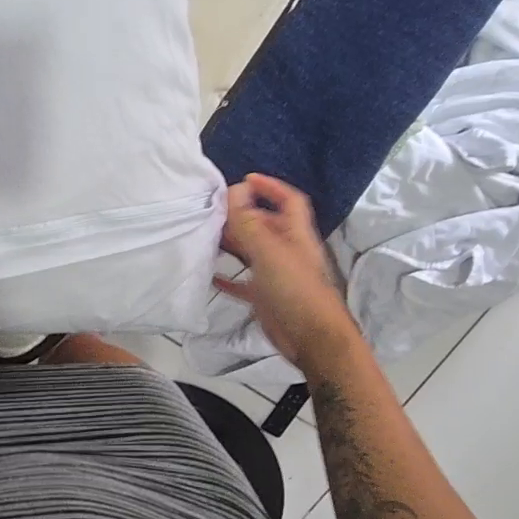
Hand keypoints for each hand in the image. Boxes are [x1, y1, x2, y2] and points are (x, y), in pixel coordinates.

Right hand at [213, 174, 359, 369]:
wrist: (312, 339)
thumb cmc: (295, 291)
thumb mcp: (269, 252)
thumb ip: (249, 222)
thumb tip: (235, 189)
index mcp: (295, 235)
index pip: (289, 201)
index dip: (271, 187)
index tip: (246, 179)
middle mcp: (287, 251)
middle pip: (265, 224)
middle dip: (242, 214)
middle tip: (213, 209)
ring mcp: (276, 274)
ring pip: (252, 250)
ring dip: (232, 242)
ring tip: (206, 235)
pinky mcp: (266, 296)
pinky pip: (243, 281)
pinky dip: (227, 275)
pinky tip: (210, 275)